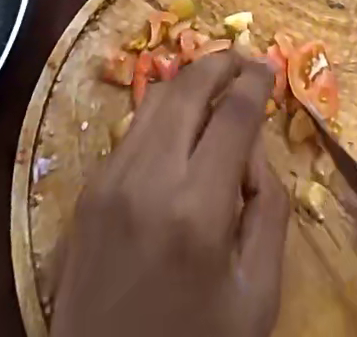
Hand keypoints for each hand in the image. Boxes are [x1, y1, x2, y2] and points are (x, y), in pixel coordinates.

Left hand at [50, 53, 288, 336]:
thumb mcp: (257, 294)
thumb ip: (268, 208)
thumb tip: (254, 147)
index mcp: (198, 209)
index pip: (233, 116)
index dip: (254, 82)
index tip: (267, 65)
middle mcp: (148, 179)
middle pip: (187, 89)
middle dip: (219, 65)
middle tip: (242, 62)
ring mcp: (110, 181)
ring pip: (154, 100)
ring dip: (188, 82)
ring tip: (214, 83)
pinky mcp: (88, 191)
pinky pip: (131, 130)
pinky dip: (161, 112)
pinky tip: (179, 126)